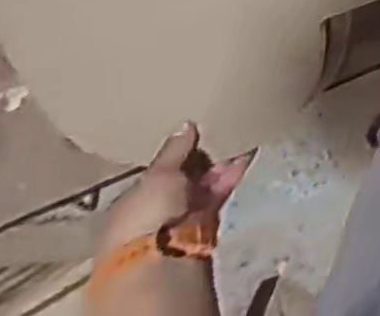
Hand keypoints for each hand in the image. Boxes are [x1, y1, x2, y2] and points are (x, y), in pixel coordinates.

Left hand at [95, 123, 250, 258]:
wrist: (163, 254)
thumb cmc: (147, 212)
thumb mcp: (158, 174)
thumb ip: (174, 150)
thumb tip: (184, 124)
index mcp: (130, 200)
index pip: (157, 172)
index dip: (176, 154)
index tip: (198, 135)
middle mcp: (152, 209)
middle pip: (182, 178)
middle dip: (203, 159)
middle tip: (223, 134)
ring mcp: (178, 216)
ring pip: (204, 184)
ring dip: (221, 165)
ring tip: (242, 138)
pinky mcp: (205, 220)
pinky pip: (220, 191)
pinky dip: (233, 174)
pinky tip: (249, 154)